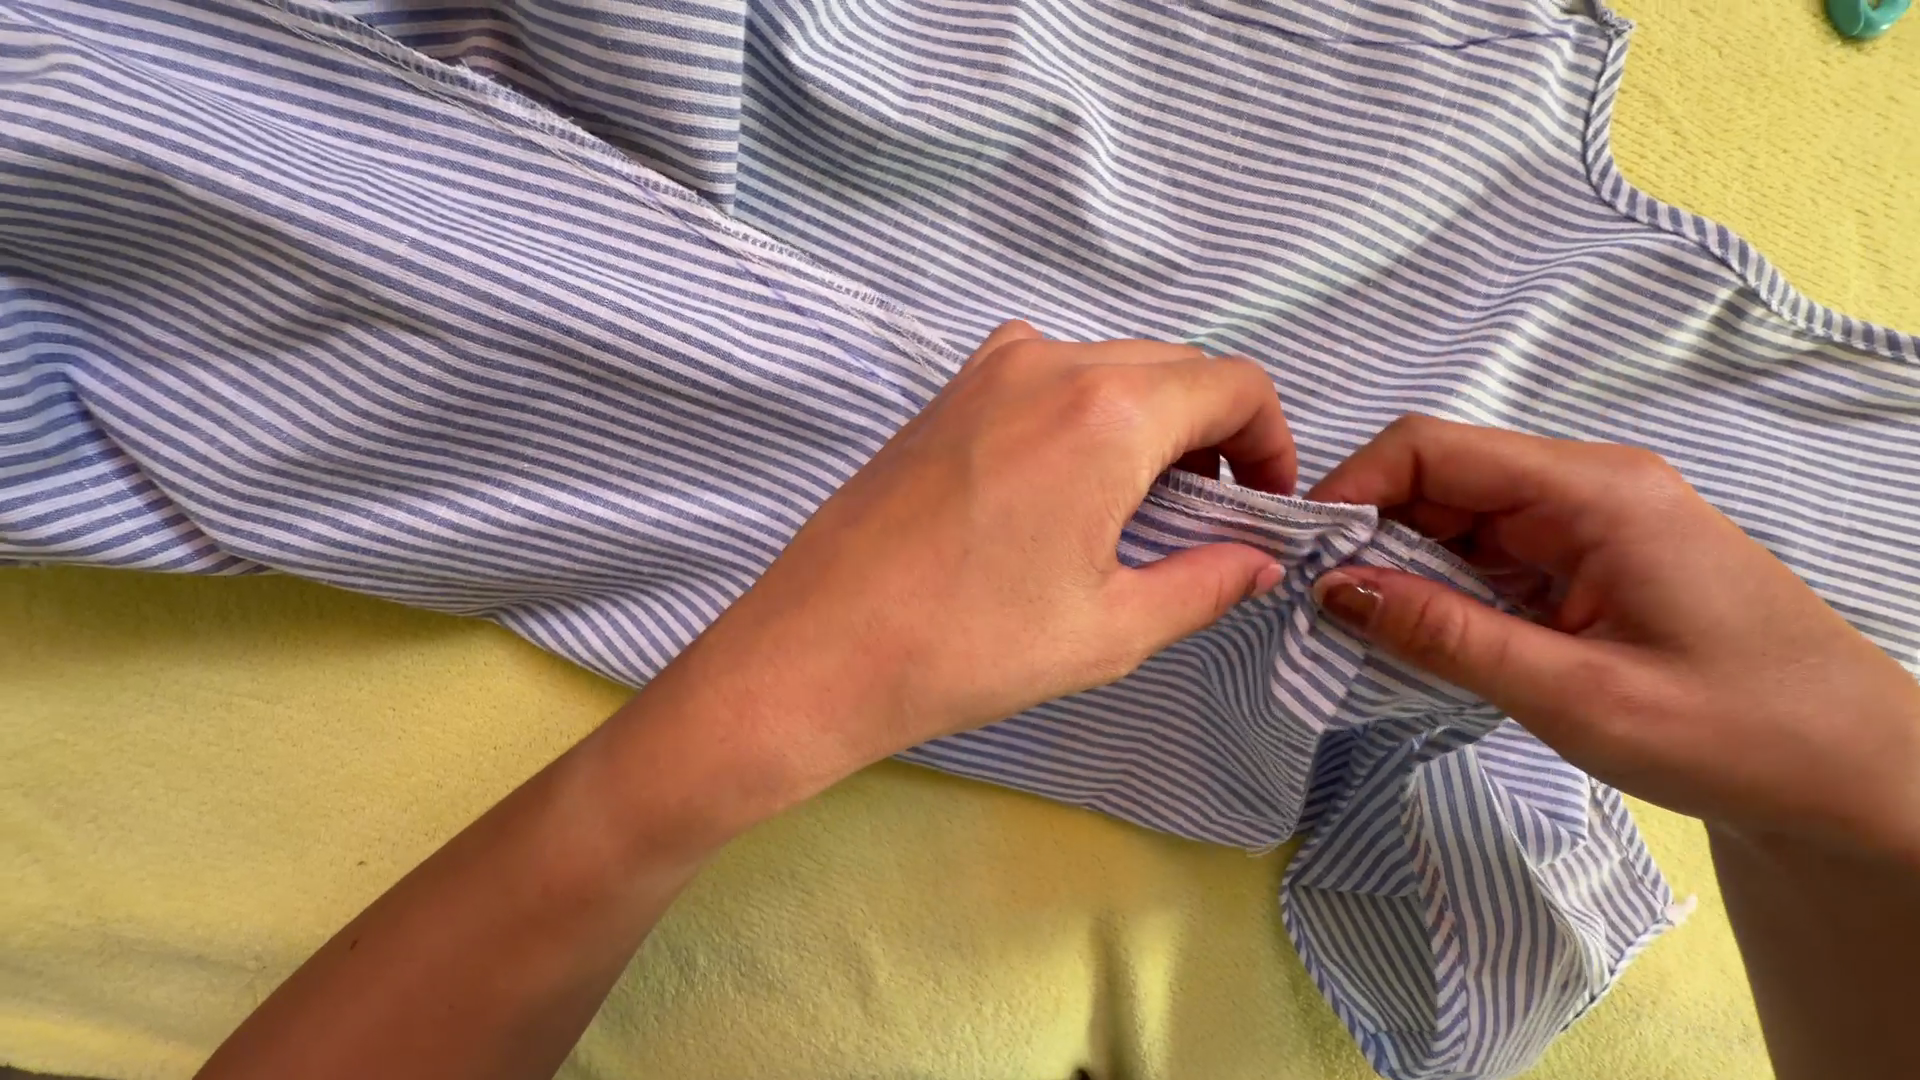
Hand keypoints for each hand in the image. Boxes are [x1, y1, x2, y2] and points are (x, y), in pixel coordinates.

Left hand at [655, 320, 1296, 798]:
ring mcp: (987, 368)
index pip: (1234, 384)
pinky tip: (1065, 486)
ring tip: (1136, 507)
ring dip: (1148, 423)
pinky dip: (1086, 416)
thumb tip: (1258, 561)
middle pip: (1174, 369)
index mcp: (1108, 410)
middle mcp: (1050, 361)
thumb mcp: (1111, 627)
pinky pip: (1047, 378)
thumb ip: (1206, 582)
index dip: (1270, 442)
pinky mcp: (947, 393)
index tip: (1261, 504)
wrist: (819, 647)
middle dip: (1213, 433)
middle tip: (1207, 515)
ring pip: (1110, 369)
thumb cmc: (970, 645)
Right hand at [1306, 415, 1919, 865]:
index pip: (1432, 449)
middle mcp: (1582, 487)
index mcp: (1593, 492)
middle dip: (1366, 529)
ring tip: (1359, 620)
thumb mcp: (1572, 693)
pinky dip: (1432, 583)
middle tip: (1320, 599)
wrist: (1861, 786)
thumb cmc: (1737, 736)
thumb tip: (1331, 588)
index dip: (1353, 487)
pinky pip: (1478, 550)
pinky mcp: (1578, 558)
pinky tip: (1416, 626)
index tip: (1304, 553)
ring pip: (1449, 515)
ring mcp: (1581, 521)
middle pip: (1434, 477)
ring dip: (1395, 561)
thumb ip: (1443, 634)